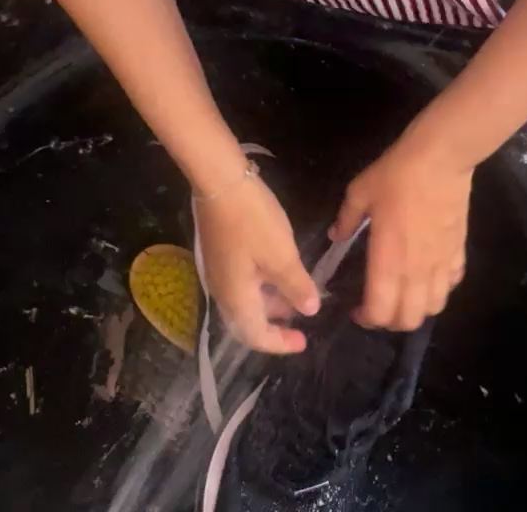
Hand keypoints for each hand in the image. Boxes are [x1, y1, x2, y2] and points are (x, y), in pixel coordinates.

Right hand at [195, 174, 320, 353]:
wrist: (219, 182)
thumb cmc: (252, 220)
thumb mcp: (282, 254)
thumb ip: (296, 286)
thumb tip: (309, 311)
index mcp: (236, 298)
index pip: (255, 336)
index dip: (280, 343)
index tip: (303, 341)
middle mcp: (221, 292)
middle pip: (246, 323)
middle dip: (273, 327)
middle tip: (299, 324)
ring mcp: (217, 272)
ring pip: (244, 302)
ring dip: (269, 305)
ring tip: (295, 296)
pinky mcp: (218, 254)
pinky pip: (240, 285)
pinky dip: (261, 288)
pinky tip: (276, 272)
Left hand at [331, 133, 473, 330]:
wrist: (440, 158)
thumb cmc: (396, 174)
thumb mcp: (360, 192)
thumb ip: (346, 219)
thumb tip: (334, 236)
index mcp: (388, 260)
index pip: (381, 311)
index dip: (367, 319)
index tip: (356, 310)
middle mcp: (417, 270)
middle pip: (410, 320)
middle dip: (391, 322)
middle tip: (378, 305)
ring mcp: (442, 263)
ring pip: (435, 308)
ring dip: (417, 309)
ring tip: (404, 294)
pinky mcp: (459, 250)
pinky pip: (452, 283)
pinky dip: (440, 288)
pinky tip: (428, 274)